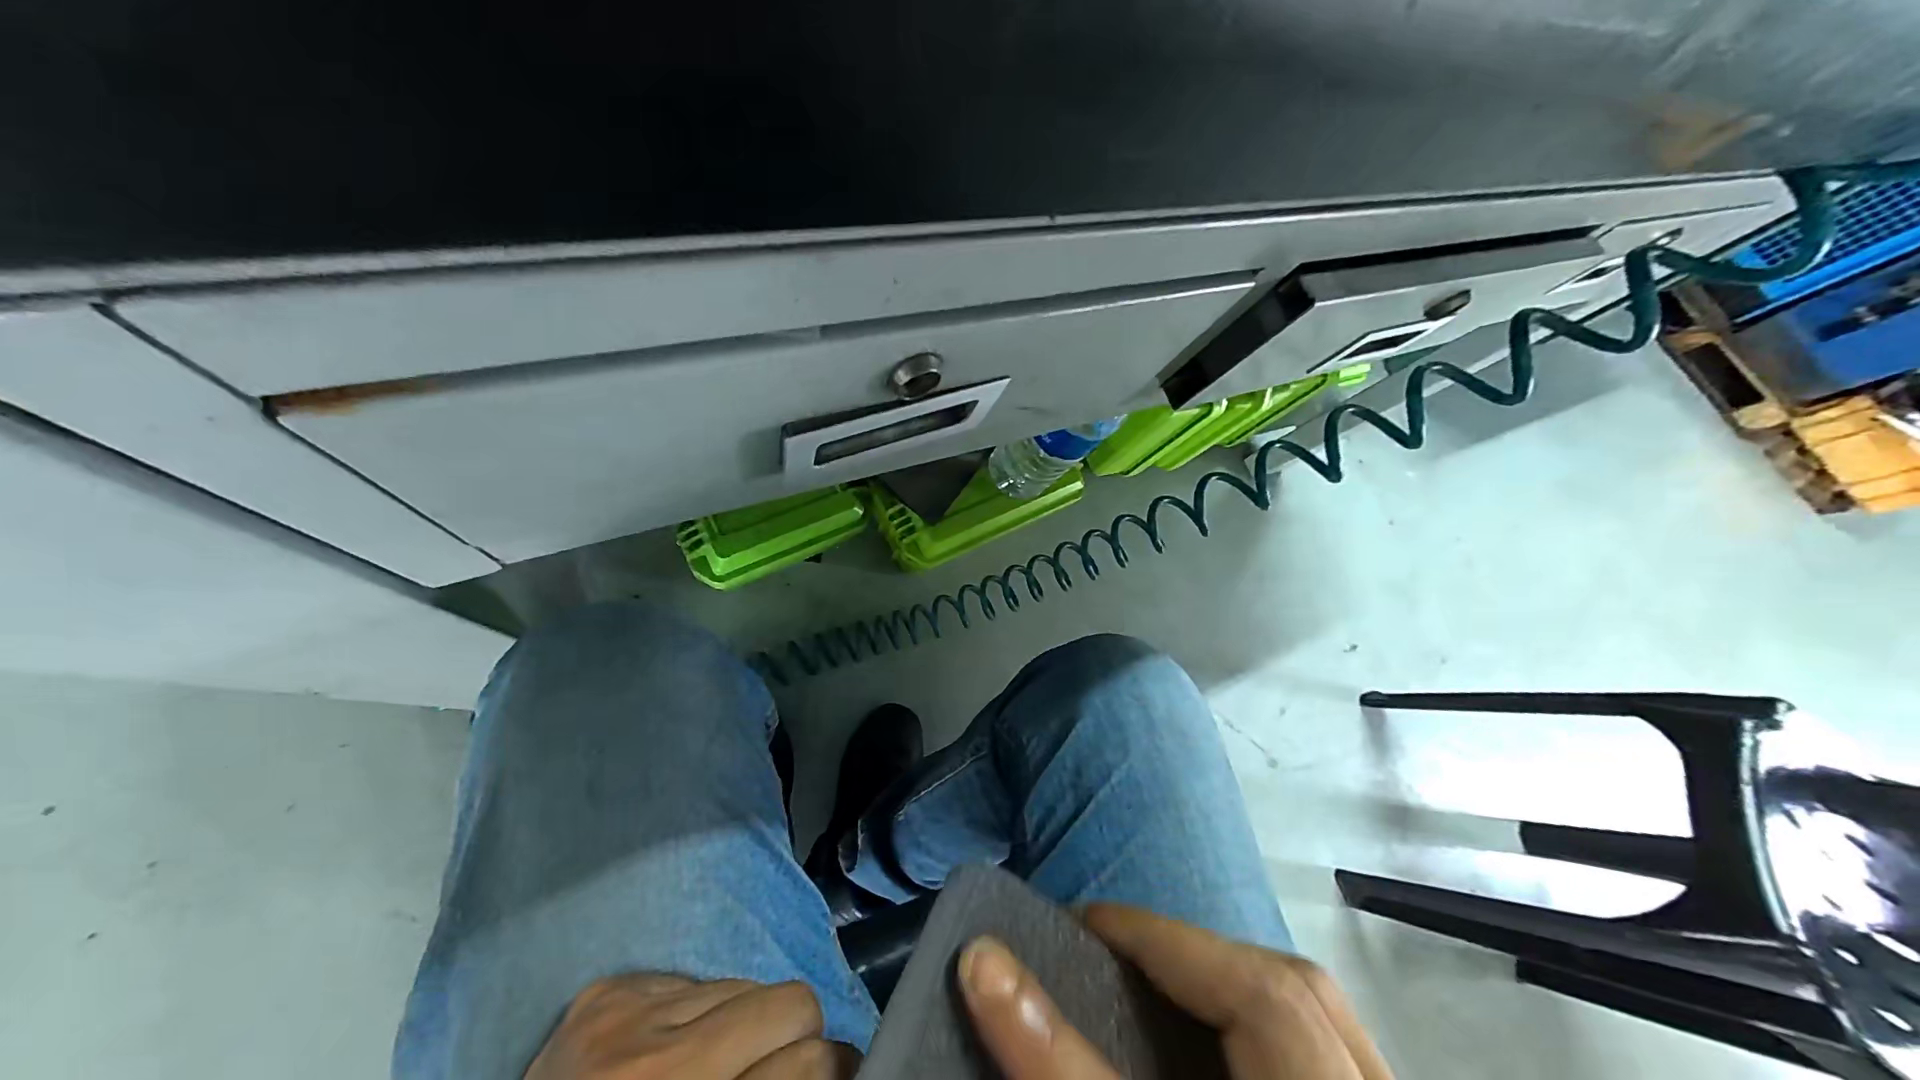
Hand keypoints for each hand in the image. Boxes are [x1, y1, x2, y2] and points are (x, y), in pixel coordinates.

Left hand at [525, 973, 860, 1079]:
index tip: (833, 1077)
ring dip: (740, 1021)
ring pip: (747, 981)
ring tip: (705, 1065)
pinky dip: (692, 1014)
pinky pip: (693, 979)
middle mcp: (659, 1066)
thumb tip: (837, 1064)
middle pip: (793, 1001)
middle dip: (795, 1035)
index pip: (813, 1063)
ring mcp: (627, 1018)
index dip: (833, 1070)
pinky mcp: (604, 993)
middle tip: (770, 1068)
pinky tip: (663, 1053)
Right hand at [957, 904, 1392, 1079]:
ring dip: (1234, 987)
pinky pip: (1325, 1053)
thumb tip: (980, 963)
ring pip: (1318, 1019)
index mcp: (1308, 1077)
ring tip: (1158, 989)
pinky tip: (1211, 1044)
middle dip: (1197, 954)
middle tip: (1117, 958)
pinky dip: (1262, 1026)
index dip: (1155, 937)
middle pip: (1293, 990)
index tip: (1079, 924)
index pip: (1252, 987)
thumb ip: (1060, 1061)